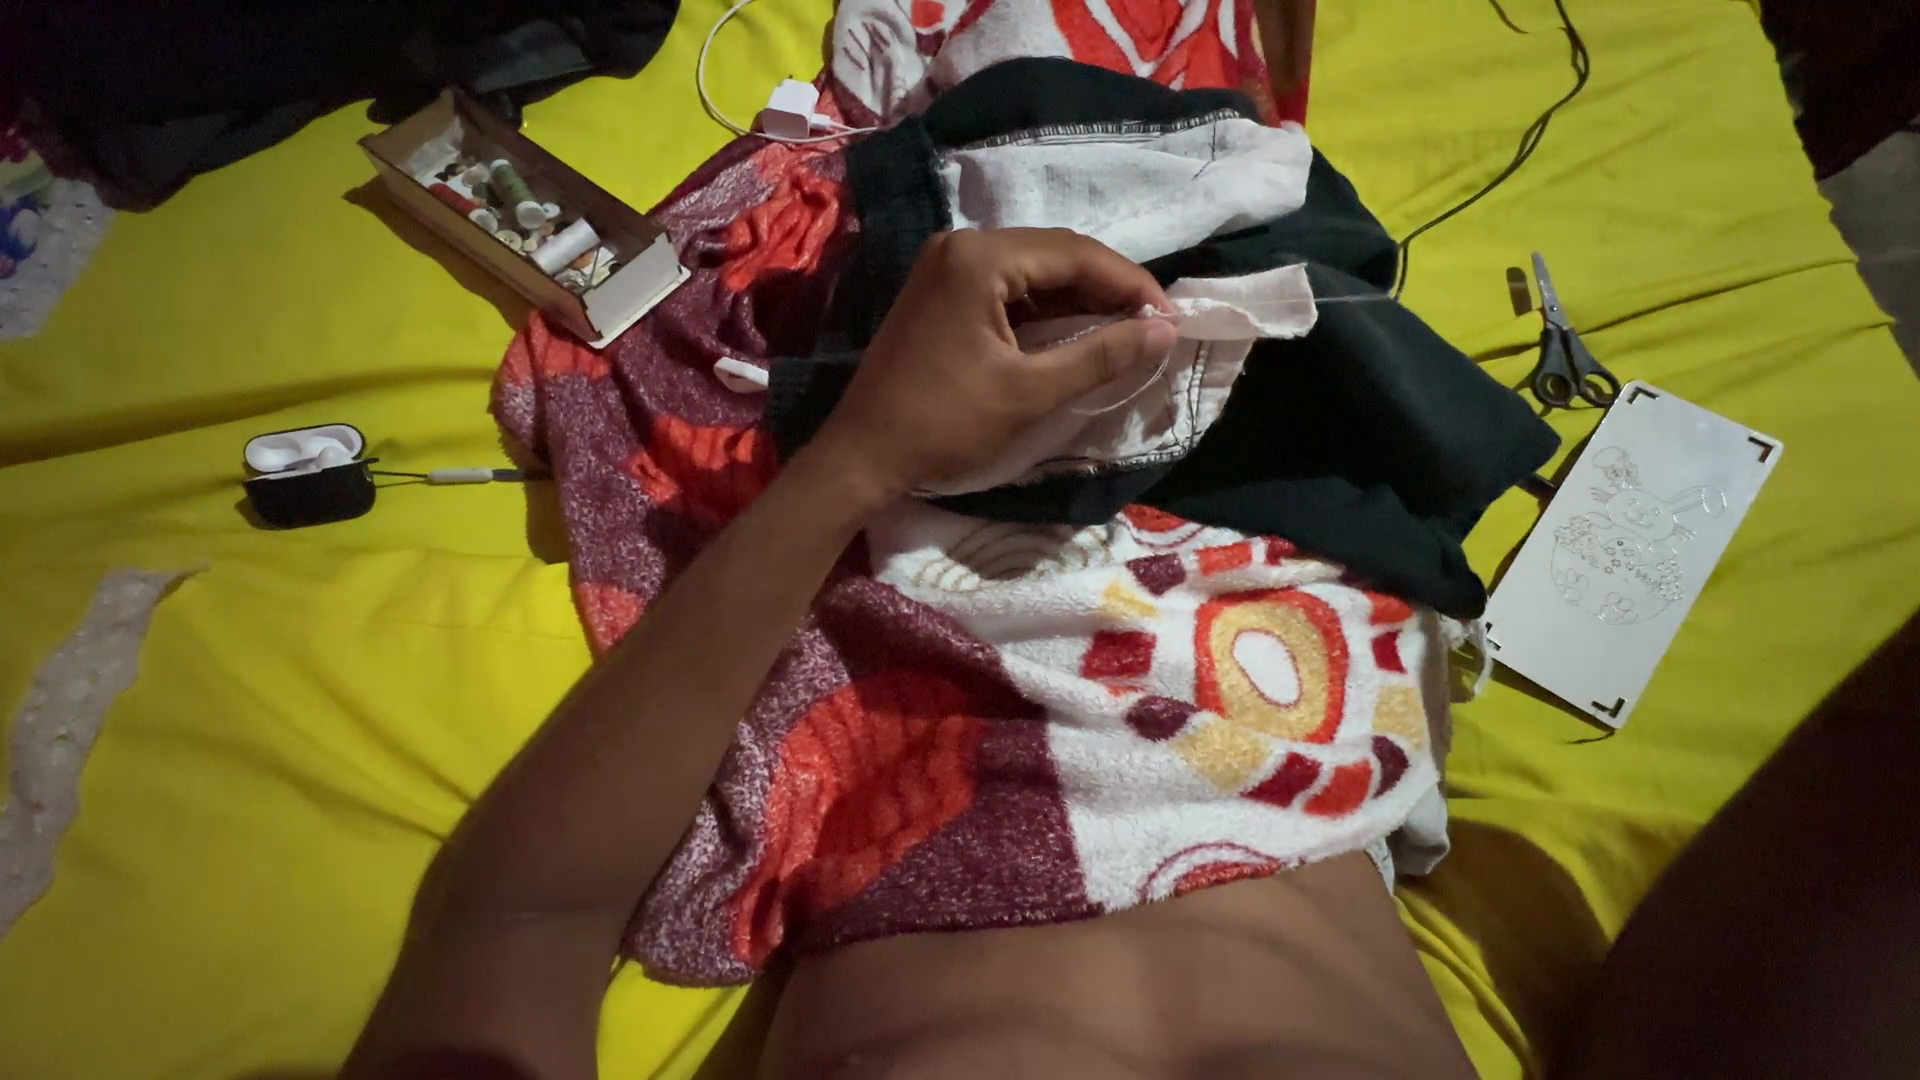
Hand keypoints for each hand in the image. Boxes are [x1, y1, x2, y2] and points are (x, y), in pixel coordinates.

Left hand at [805, 227, 1177, 501]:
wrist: (863, 456)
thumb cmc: (944, 425)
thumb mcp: (1029, 393)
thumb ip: (1100, 356)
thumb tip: (1164, 330)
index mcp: (979, 258)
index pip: (1075, 254)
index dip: (1130, 284)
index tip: (1170, 319)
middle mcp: (960, 246)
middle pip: (1054, 255)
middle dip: (1106, 289)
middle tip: (1150, 326)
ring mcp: (944, 268)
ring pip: (1031, 273)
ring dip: (1076, 300)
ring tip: (1121, 332)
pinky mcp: (939, 294)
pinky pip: (1005, 290)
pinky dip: (1042, 311)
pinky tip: (1071, 335)